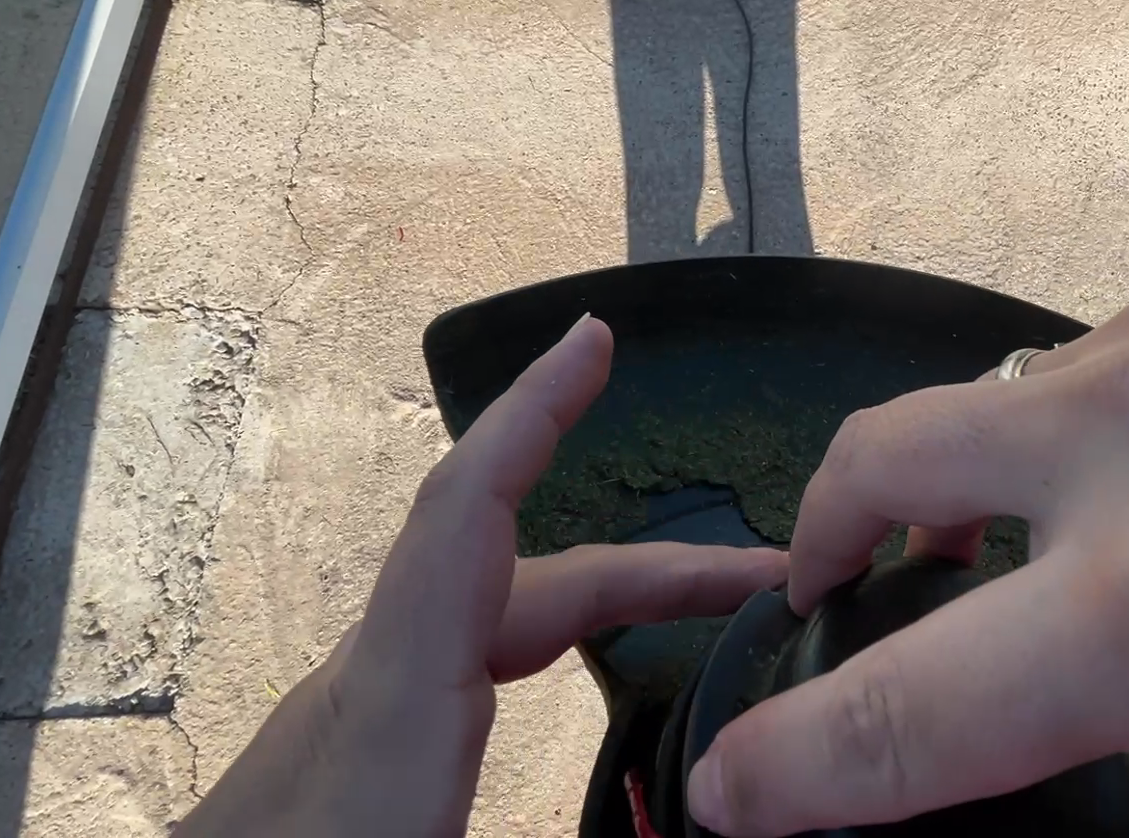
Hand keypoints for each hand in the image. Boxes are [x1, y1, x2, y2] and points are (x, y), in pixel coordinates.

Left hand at [178, 315, 787, 836]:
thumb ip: (580, 835)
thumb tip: (707, 817)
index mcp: (389, 711)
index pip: (464, 515)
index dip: (535, 413)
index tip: (594, 341)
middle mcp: (374, 681)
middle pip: (531, 569)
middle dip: (659, 562)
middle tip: (764, 575)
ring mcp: (366, 703)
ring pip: (509, 599)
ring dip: (618, 587)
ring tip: (707, 600)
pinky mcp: (364, 732)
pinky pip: (478, 632)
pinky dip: (560, 613)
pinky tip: (585, 638)